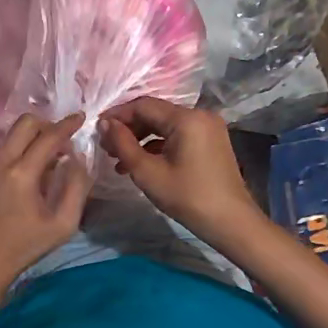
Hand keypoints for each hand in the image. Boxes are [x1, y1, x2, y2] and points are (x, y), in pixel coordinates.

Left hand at [0, 113, 92, 285]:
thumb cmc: (27, 246)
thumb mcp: (63, 224)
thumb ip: (76, 188)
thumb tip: (79, 161)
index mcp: (22, 174)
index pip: (47, 137)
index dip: (67, 125)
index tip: (82, 118)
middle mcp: (2, 164)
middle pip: (24, 124)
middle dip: (47, 124)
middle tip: (65, 139)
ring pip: (13, 135)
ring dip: (35, 136)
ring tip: (55, 155)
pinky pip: (7, 150)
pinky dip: (24, 148)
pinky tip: (38, 170)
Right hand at [100, 97, 261, 243]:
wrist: (230, 222)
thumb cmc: (187, 197)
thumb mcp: (147, 172)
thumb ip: (123, 144)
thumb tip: (104, 123)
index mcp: (186, 118)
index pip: (143, 105)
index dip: (117, 115)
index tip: (97, 129)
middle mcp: (200, 115)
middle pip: (155, 114)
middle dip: (128, 129)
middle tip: (106, 148)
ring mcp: (208, 128)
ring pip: (166, 126)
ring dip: (141, 140)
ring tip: (119, 161)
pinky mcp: (211, 142)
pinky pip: (179, 137)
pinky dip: (159, 147)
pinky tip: (142, 165)